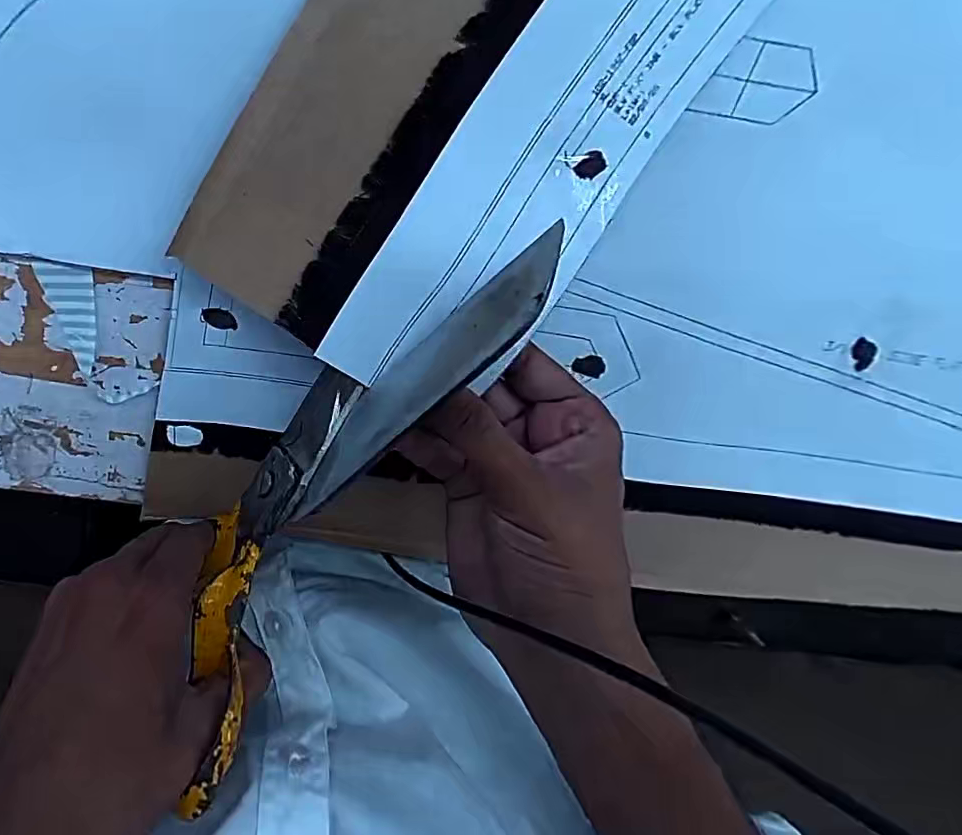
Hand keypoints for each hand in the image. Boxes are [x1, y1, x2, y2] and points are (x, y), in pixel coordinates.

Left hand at [0, 523, 271, 834]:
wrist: (25, 811)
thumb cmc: (113, 774)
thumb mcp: (192, 737)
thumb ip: (233, 684)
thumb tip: (252, 660)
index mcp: (151, 601)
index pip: (189, 538)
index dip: (214, 540)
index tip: (228, 556)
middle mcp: (108, 583)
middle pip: (155, 540)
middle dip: (184, 554)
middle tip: (204, 589)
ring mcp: (70, 595)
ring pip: (122, 561)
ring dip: (148, 573)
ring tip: (164, 621)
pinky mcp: (46, 617)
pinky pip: (94, 585)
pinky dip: (116, 593)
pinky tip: (121, 641)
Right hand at [395, 343, 637, 656]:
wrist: (544, 637)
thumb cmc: (568, 564)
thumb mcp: (529, 489)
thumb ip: (479, 433)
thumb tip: (440, 385)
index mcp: (572, 422)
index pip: (527, 365)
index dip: (488, 344)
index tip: (442, 325)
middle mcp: (533, 432)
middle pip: (483, 387)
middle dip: (447, 376)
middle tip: (402, 355)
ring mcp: (495, 456)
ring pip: (454, 415)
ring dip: (424, 406)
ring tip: (389, 387)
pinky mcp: (463, 479)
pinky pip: (435, 445)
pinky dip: (413, 437)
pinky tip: (390, 425)